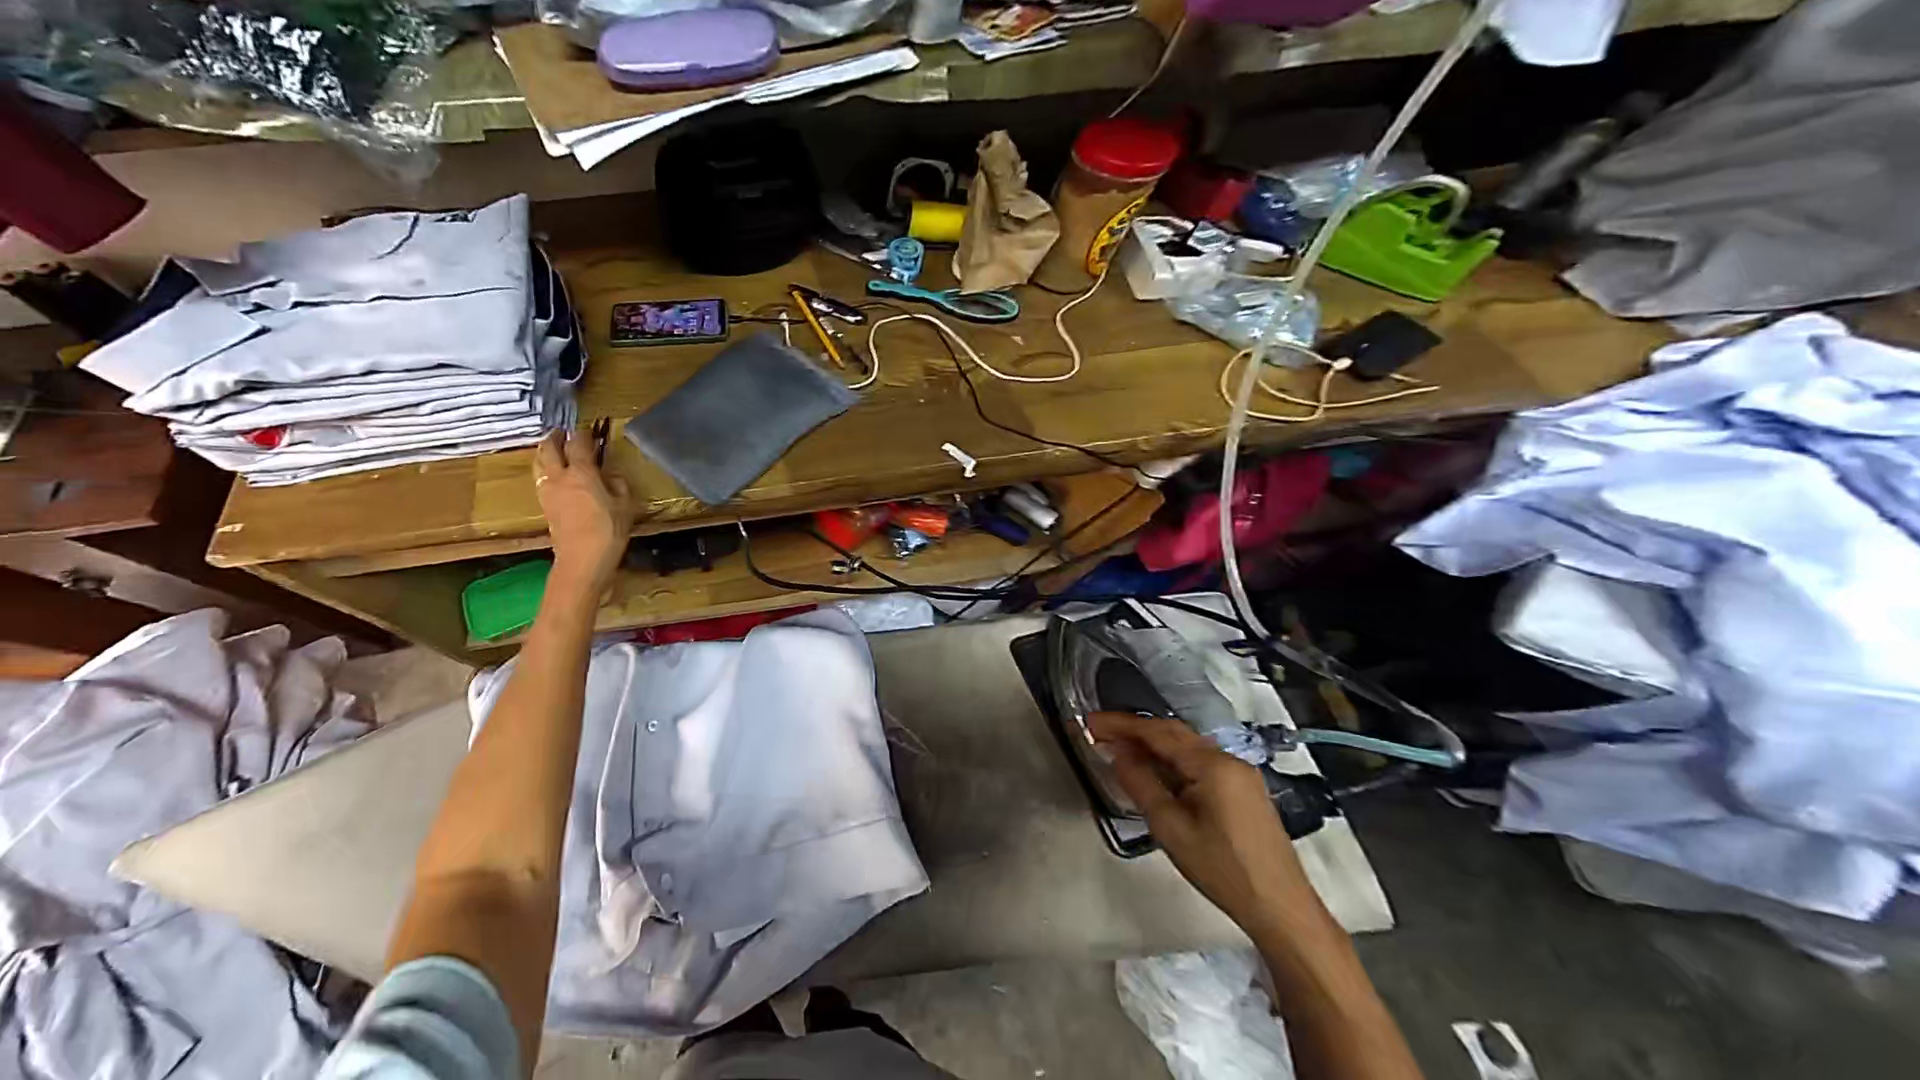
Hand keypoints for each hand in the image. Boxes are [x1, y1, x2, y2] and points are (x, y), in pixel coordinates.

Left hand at [533, 428, 632, 596]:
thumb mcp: (625, 506)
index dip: (584, 434)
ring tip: (553, 448)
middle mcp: (559, 477)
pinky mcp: (544, 505)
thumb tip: (611, 476)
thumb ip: (618, 485)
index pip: (579, 444)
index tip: (590, 429)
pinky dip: (544, 468)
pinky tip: (552, 472)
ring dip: (545, 451)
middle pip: (550, 448)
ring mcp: (547, 491)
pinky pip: (540, 477)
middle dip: (556, 437)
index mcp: (581, 473)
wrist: (582, 561)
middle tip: (563, 432)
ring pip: (539, 462)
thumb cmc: (608, 531)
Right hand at [1089, 712, 1309, 937]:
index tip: (1090, 722)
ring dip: (1153, 745)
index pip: (1158, 733)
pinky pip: (1201, 762)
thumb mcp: (1171, 829)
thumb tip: (1118, 753)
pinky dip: (1173, 760)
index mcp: (1212, 764)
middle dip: (1135, 730)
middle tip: (1099, 732)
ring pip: (1188, 747)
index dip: (1121, 724)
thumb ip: (1141, 785)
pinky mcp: (1244, 789)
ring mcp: (1240, 773)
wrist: (1279, 906)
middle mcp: (1228, 759)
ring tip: (1120, 749)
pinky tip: (1156, 771)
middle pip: (1174, 734)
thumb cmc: (1221, 869)